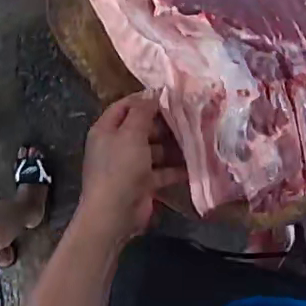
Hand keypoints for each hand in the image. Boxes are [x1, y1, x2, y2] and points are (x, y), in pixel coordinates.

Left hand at [75, 92, 186, 245]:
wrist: (114, 213)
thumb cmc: (120, 168)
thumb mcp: (131, 134)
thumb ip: (143, 111)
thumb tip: (154, 92)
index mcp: (107, 129)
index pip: (126, 106)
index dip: (146, 99)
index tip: (171, 96)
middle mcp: (117, 145)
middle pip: (143, 127)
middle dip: (165, 123)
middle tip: (190, 117)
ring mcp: (131, 165)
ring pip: (156, 149)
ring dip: (174, 146)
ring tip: (197, 139)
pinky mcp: (144, 182)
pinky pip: (163, 170)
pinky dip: (177, 168)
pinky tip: (195, 164)